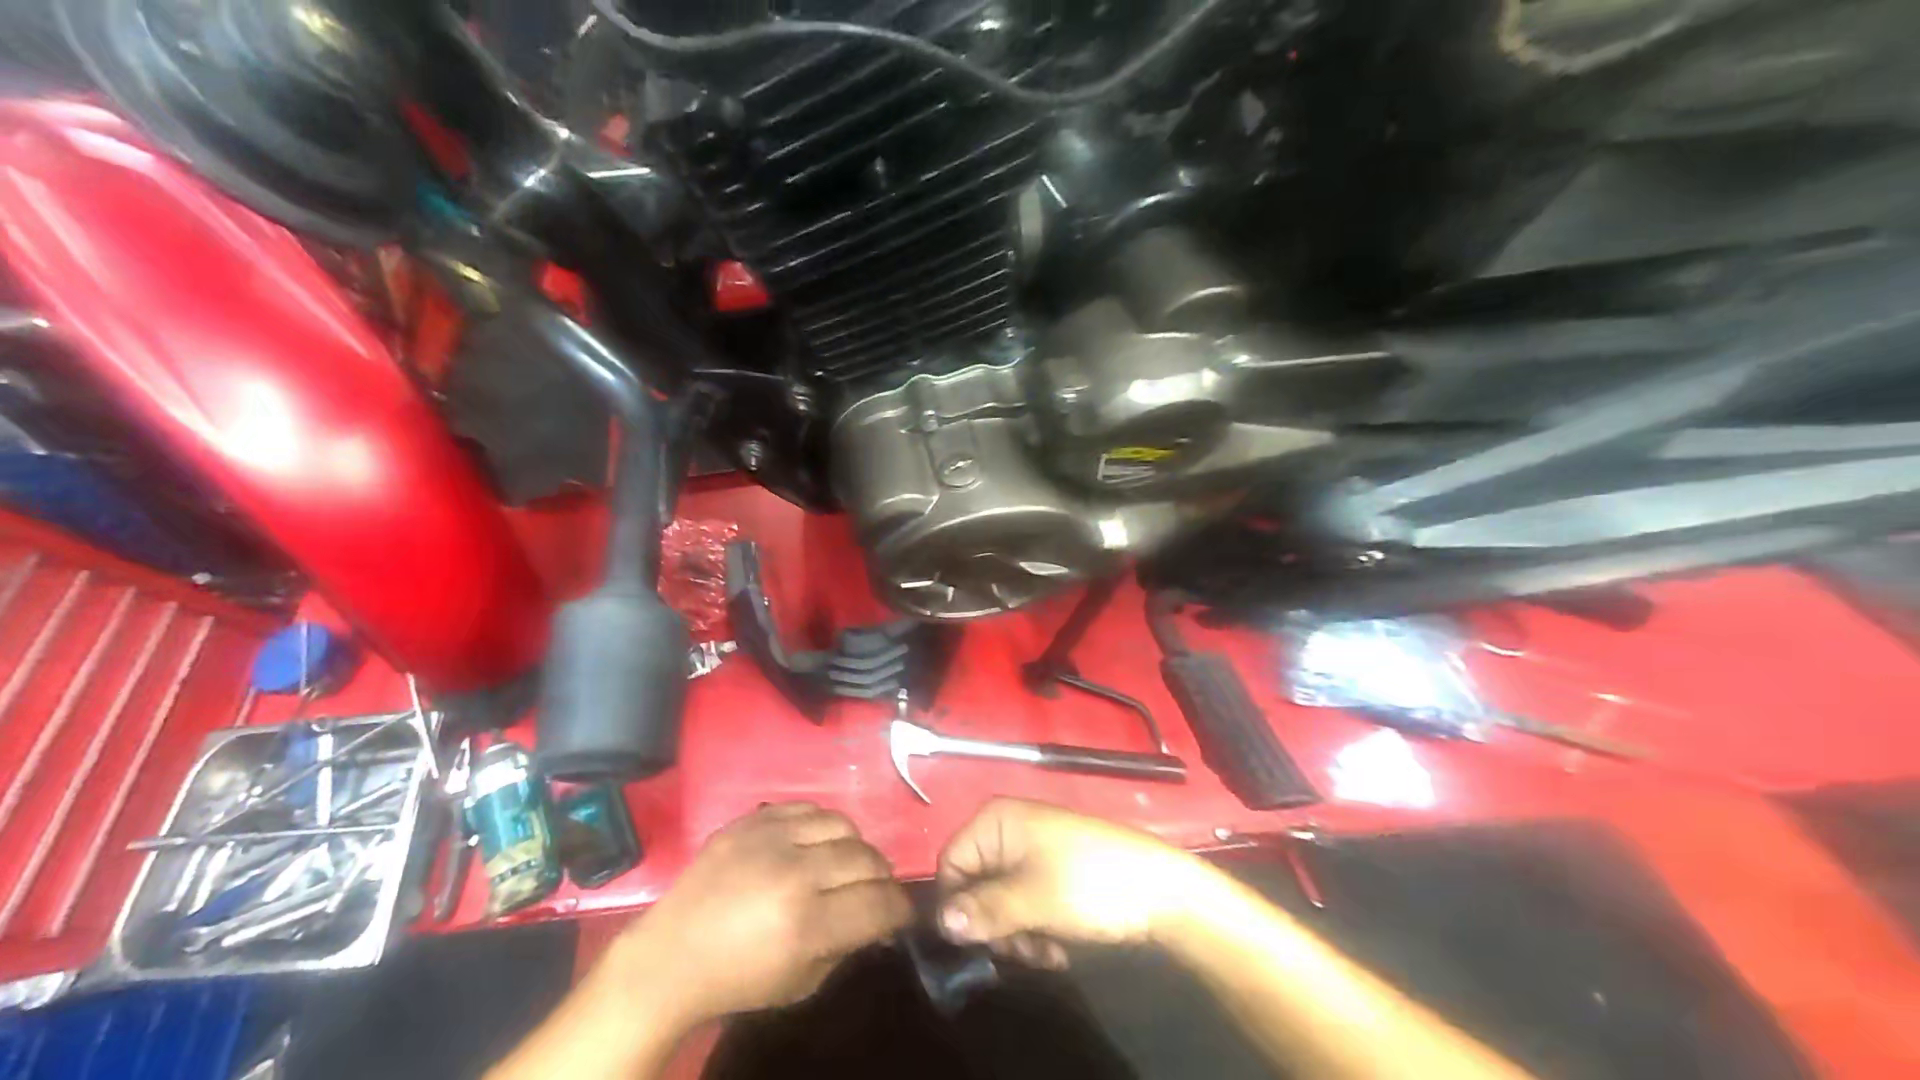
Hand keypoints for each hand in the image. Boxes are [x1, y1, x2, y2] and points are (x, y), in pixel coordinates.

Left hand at [605, 803, 911, 1026]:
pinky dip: (821, 826)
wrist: (671, 957)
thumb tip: (880, 917)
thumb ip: (848, 944)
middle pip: (867, 859)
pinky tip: (813, 844)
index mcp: (807, 925)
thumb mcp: (803, 981)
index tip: (899, 912)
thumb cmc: (738, 979)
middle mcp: (795, 874)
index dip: (899, 908)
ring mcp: (771, 840)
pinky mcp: (751, 821)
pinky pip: (808, 808)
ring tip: (844, 863)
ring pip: (843, 825)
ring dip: (854, 847)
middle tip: (874, 889)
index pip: (879, 903)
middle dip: (881, 878)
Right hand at [935, 798, 1211, 967]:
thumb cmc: (1090, 882)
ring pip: (999, 903)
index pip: (951, 864)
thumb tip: (942, 923)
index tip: (983, 942)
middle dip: (996, 925)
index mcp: (996, 821)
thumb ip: (984, 910)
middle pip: (974, 887)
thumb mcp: (1033, 900)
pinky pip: (1023, 905)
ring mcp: (1030, 852)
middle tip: (1025, 950)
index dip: (959, 906)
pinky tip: (1059, 947)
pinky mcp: (1050, 874)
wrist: (1162, 890)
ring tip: (1048, 950)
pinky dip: (1036, 930)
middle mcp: (1007, 831)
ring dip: (1018, 935)